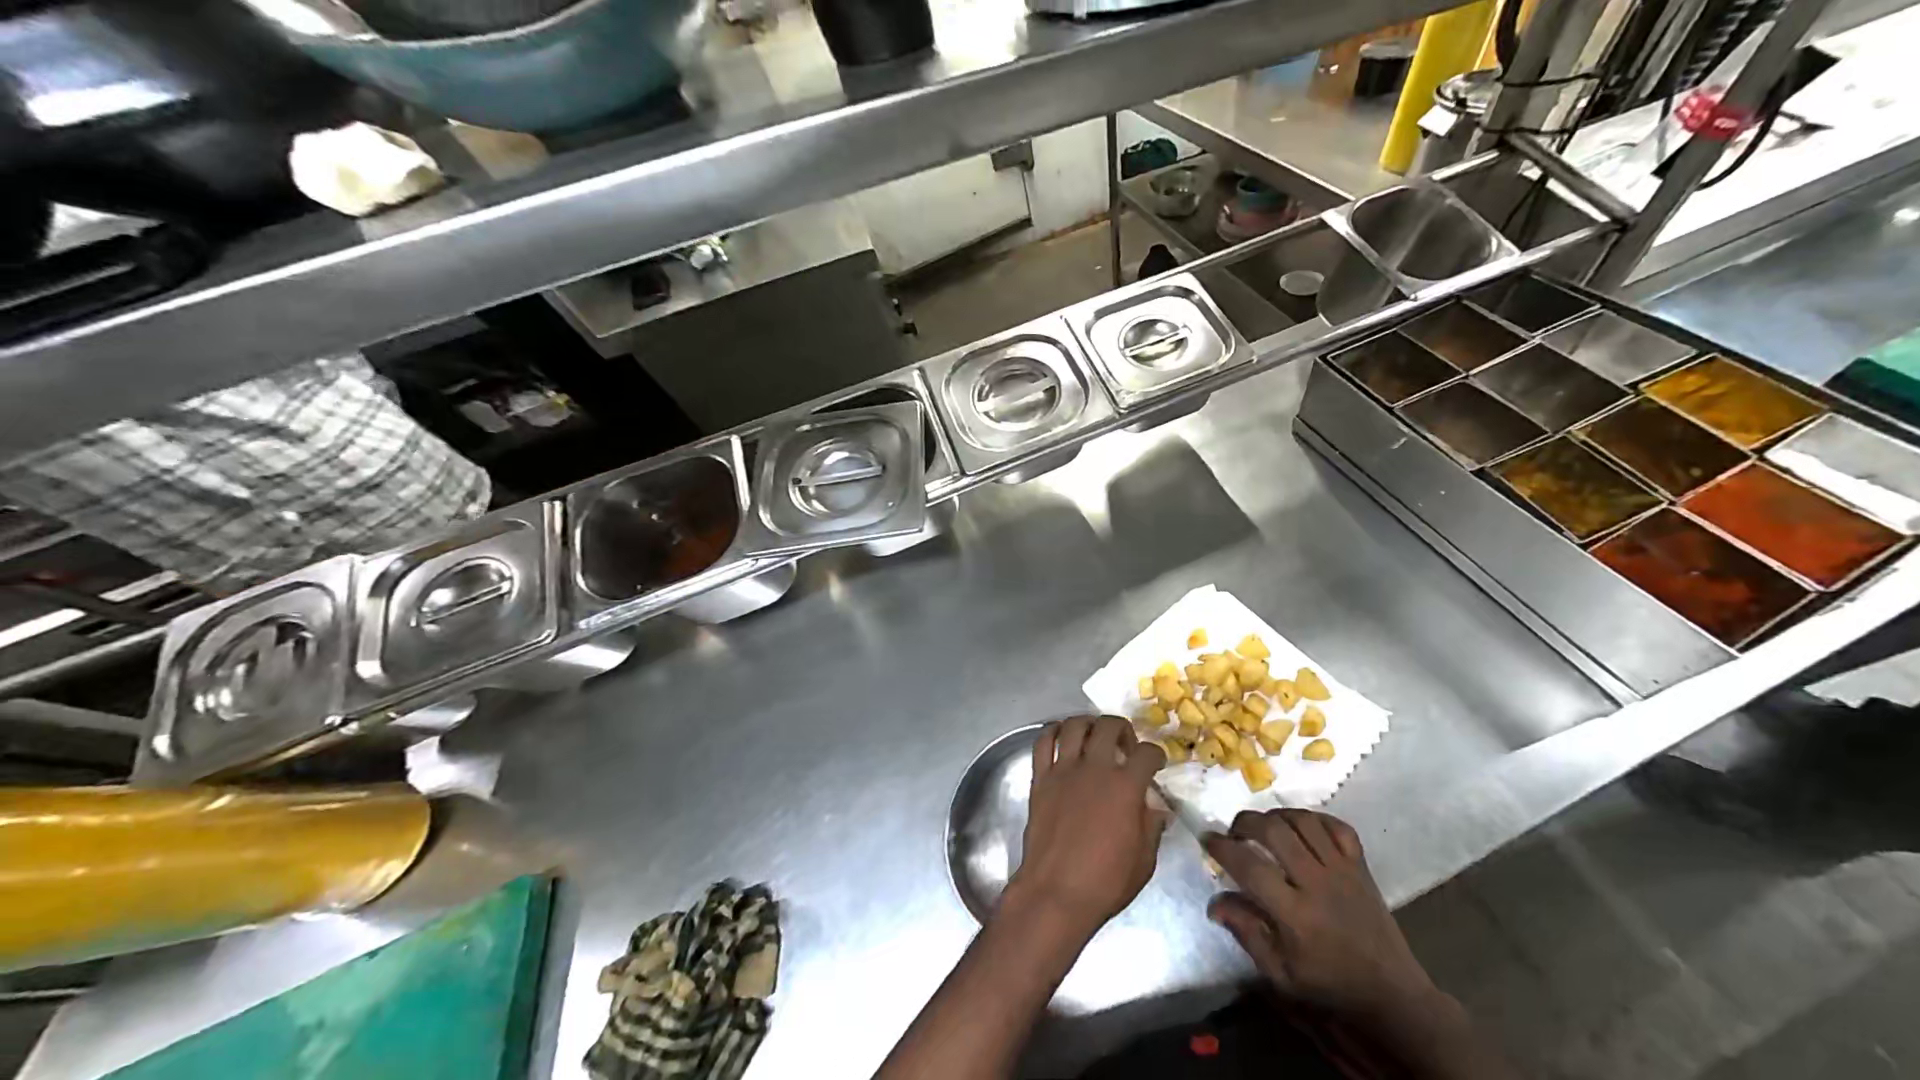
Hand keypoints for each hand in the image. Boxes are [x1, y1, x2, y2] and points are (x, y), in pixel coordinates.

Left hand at [1002, 716, 1166, 937]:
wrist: (1056, 892)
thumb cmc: (1105, 882)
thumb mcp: (1144, 860)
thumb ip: (1151, 827)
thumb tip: (1157, 810)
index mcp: (1126, 787)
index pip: (1147, 753)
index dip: (1156, 754)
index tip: (1156, 762)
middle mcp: (1095, 769)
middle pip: (1109, 726)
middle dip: (1122, 728)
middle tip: (1125, 745)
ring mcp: (1064, 771)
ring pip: (1074, 726)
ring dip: (1088, 724)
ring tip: (1094, 736)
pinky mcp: (1040, 779)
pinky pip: (1043, 742)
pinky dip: (1052, 732)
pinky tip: (1060, 737)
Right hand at [1203, 809, 1441, 1022]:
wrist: (1391, 995)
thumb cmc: (1328, 985)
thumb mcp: (1280, 974)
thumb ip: (1246, 933)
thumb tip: (1214, 903)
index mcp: (1295, 915)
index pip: (1250, 867)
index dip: (1223, 847)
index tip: (1207, 840)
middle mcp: (1318, 884)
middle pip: (1275, 831)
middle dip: (1245, 822)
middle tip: (1234, 832)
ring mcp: (1343, 871)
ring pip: (1304, 821)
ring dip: (1276, 816)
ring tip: (1264, 827)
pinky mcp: (1361, 867)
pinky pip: (1338, 827)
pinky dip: (1315, 819)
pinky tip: (1300, 828)